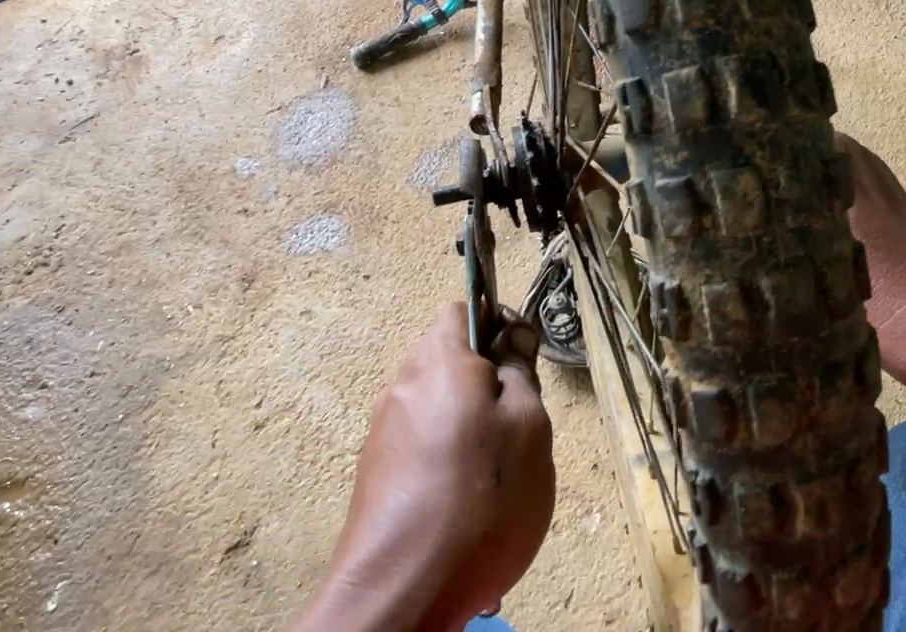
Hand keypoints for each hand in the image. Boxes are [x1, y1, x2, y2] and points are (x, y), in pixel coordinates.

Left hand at [295, 304, 553, 631]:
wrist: (399, 595)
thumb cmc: (480, 498)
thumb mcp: (528, 425)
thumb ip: (521, 371)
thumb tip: (511, 336)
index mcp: (440, 360)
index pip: (464, 309)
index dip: (499, 322)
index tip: (525, 357)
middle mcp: (404, 386)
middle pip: (452, 362)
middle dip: (489, 384)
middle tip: (519, 425)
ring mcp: (384, 433)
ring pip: (442, 409)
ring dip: (472, 429)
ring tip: (498, 479)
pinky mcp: (377, 476)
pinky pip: (424, 450)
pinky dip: (449, 466)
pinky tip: (469, 512)